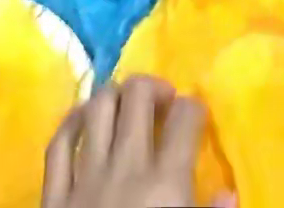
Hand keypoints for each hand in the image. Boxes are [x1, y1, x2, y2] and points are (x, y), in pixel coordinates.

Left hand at [42, 76, 209, 207]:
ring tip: (126, 105)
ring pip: (97, 107)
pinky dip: (71, 123)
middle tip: (162, 103)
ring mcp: (85, 178)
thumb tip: (229, 192)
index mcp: (166, 183)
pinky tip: (82, 117)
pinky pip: (58, 145)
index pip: (185, 118)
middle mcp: (126, 167)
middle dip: (152, 87)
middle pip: (136, 96)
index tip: (196, 114)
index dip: (194, 107)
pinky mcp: (53, 197)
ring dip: (114, 97)